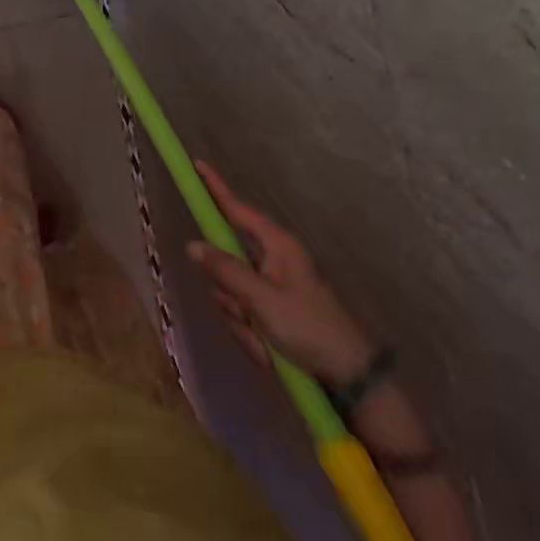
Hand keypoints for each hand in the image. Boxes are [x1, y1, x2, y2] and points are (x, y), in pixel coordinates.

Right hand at [188, 161, 375, 384]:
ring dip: (240, 320)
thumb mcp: (263, 300)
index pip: (238, 209)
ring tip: (265, 341)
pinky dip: (248, 334)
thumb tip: (193, 245)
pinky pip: (240, 315)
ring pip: (229, 293)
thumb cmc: (308, 327)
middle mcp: (271, 261)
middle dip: (230, 295)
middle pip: (225, 263)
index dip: (216, 188)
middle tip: (247, 317)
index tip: (197, 165)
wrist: (346, 375)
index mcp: (277, 246)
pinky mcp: (269, 311)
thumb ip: (226, 271)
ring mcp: (269, 288)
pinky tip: (268, 351)